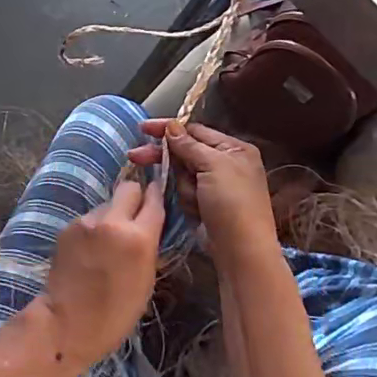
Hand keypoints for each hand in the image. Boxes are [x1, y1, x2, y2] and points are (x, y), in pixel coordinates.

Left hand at [23, 178, 164, 376]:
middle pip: (128, 189)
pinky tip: (92, 249)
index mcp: (138, 237)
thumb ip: (148, 246)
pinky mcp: (67, 226)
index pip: (154, 201)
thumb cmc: (116, 312)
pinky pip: (89, 219)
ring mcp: (85, 222)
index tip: (158, 196)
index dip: (157, 197)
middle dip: (134, 197)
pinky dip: (94, 228)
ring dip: (112, 216)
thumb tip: (149, 226)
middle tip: (134, 216)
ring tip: (110, 242)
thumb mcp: (146, 279)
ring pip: (106, 204)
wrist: (68, 321)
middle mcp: (111, 221)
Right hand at [127, 120, 278, 263]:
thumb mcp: (213, 166)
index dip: (168, 129)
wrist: (241, 249)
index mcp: (234, 149)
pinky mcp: (204, 202)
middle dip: (165, 157)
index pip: (195, 131)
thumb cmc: (233, 203)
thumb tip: (171, 126)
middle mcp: (225, 163)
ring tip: (192, 200)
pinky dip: (184, 197)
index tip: (143, 129)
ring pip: (181, 173)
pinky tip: (193, 208)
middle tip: (135, 156)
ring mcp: (214, 184)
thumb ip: (189, 145)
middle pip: (184, 151)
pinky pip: (183, 190)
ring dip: (181, 185)